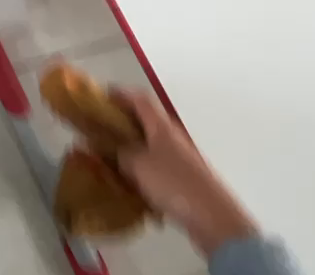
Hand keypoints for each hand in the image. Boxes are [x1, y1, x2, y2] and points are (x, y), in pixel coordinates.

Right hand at [112, 88, 256, 257]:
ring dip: (131, 149)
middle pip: (144, 121)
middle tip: (99, 129)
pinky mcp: (184, 179)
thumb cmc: (173, 183)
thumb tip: (101, 144)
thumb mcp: (138, 165)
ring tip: (111, 159)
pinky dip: (143, 171)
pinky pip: (157, 167)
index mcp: (160, 125)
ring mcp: (180, 158)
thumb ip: (118, 152)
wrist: (215, 220)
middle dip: (121, 123)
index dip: (120, 94)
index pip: (139, 99)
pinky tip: (133, 187)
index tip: (100, 97)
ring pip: (149, 145)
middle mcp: (171, 136)